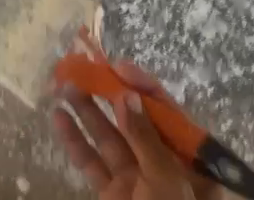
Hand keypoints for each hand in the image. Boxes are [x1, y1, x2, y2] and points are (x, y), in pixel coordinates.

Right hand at [52, 62, 223, 199]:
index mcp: (195, 166)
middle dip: (110, 94)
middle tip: (83, 68)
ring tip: (63, 84)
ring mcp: (137, 181)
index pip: (171, 117)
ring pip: (109, 137)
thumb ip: (146, 140)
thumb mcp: (168, 184)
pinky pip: (92, 161)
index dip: (146, 88)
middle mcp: (167, 168)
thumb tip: (126, 95)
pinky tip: (58, 117)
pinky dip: (74, 139)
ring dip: (87, 110)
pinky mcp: (113, 194)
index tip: (119, 66)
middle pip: (136, 122)